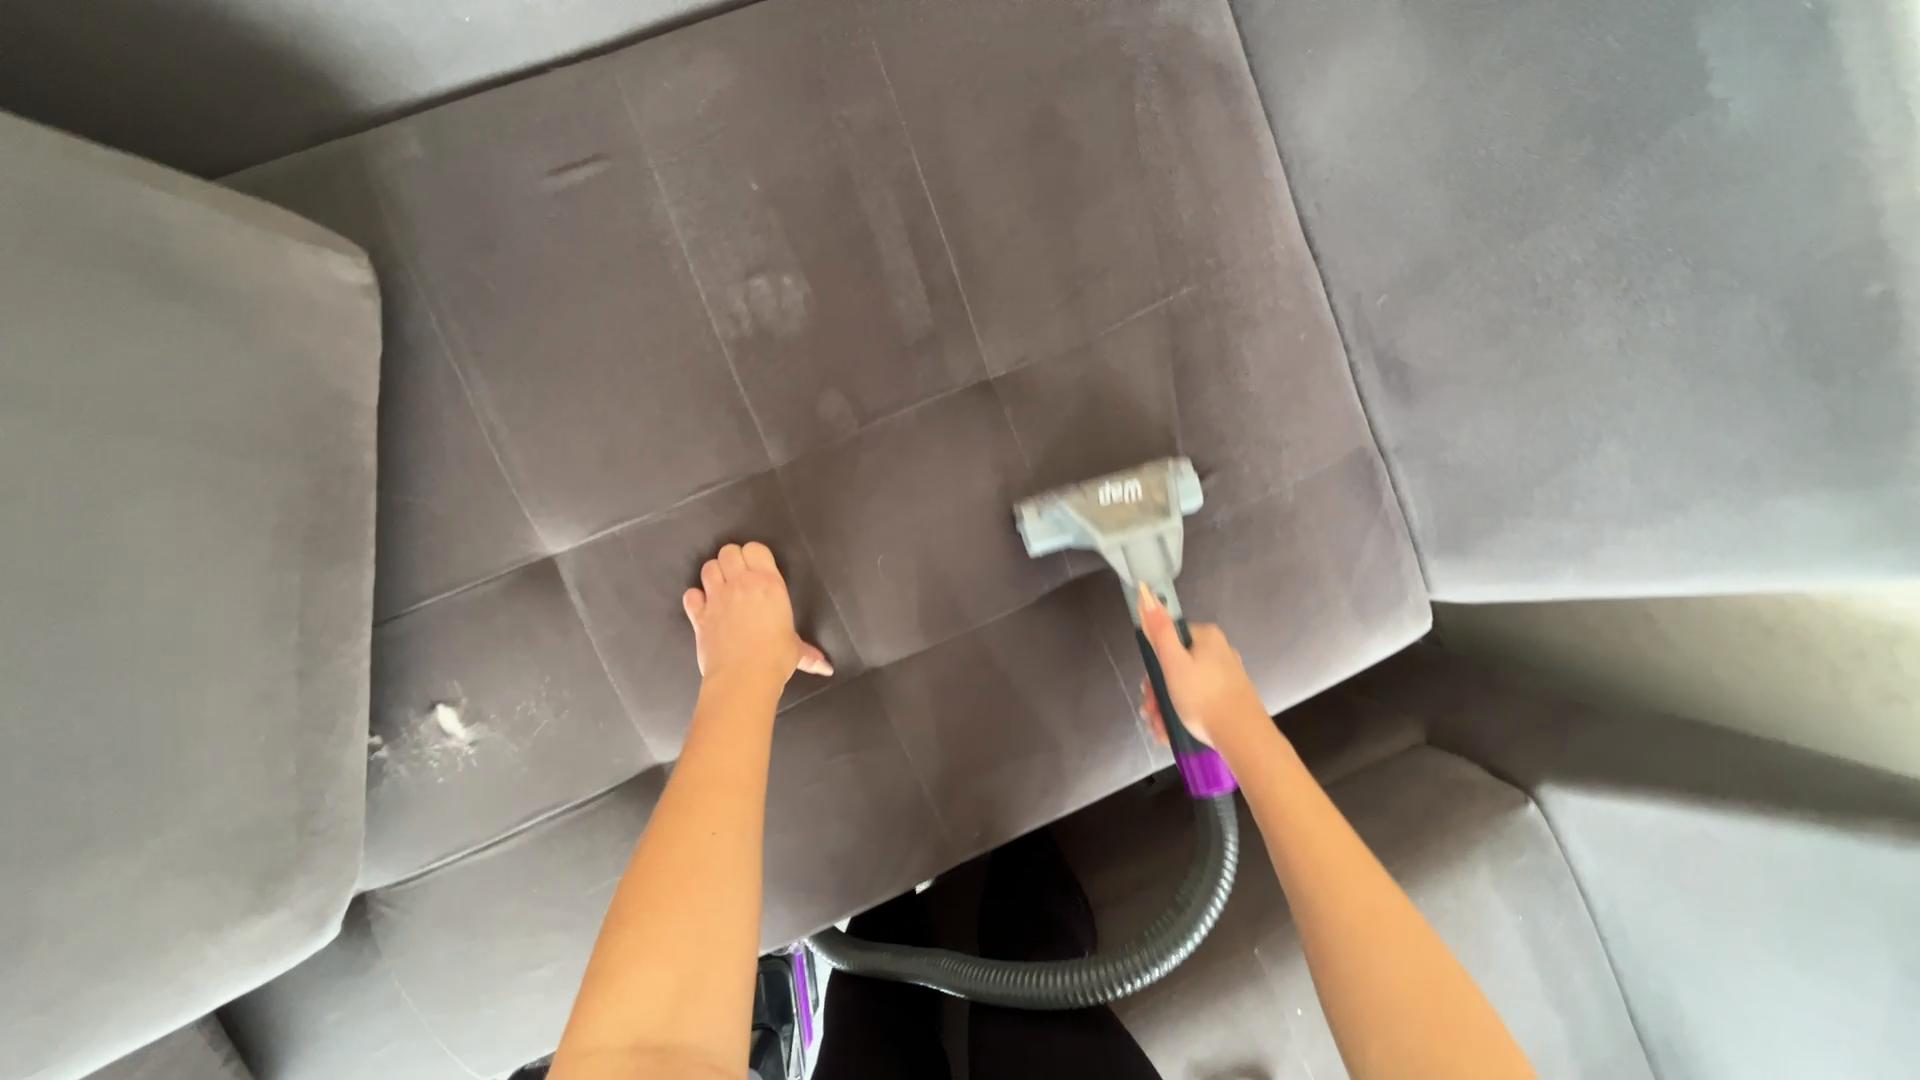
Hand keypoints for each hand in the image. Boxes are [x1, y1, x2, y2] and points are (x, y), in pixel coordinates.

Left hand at [682, 542, 832, 690]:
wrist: (743, 677)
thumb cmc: (776, 657)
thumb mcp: (796, 649)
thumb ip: (808, 653)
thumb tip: (826, 667)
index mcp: (768, 584)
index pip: (756, 549)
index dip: (755, 555)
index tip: (759, 569)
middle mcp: (740, 584)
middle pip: (728, 551)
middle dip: (732, 560)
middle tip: (739, 576)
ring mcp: (716, 598)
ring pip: (708, 567)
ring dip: (714, 574)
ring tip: (722, 588)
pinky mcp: (698, 616)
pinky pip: (690, 595)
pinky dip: (696, 598)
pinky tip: (704, 607)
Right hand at [1136, 583, 1266, 748]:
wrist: (1242, 737)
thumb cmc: (1203, 697)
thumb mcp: (1173, 662)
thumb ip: (1158, 629)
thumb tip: (1145, 590)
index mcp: (1206, 637)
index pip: (1169, 640)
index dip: (1154, 664)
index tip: (1147, 688)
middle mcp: (1219, 651)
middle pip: (1175, 666)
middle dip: (1158, 692)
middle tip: (1151, 712)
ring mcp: (1226, 675)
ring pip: (1184, 686)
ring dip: (1166, 706)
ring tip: (1160, 728)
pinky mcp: (1230, 696)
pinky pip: (1198, 700)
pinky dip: (1183, 713)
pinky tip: (1172, 731)